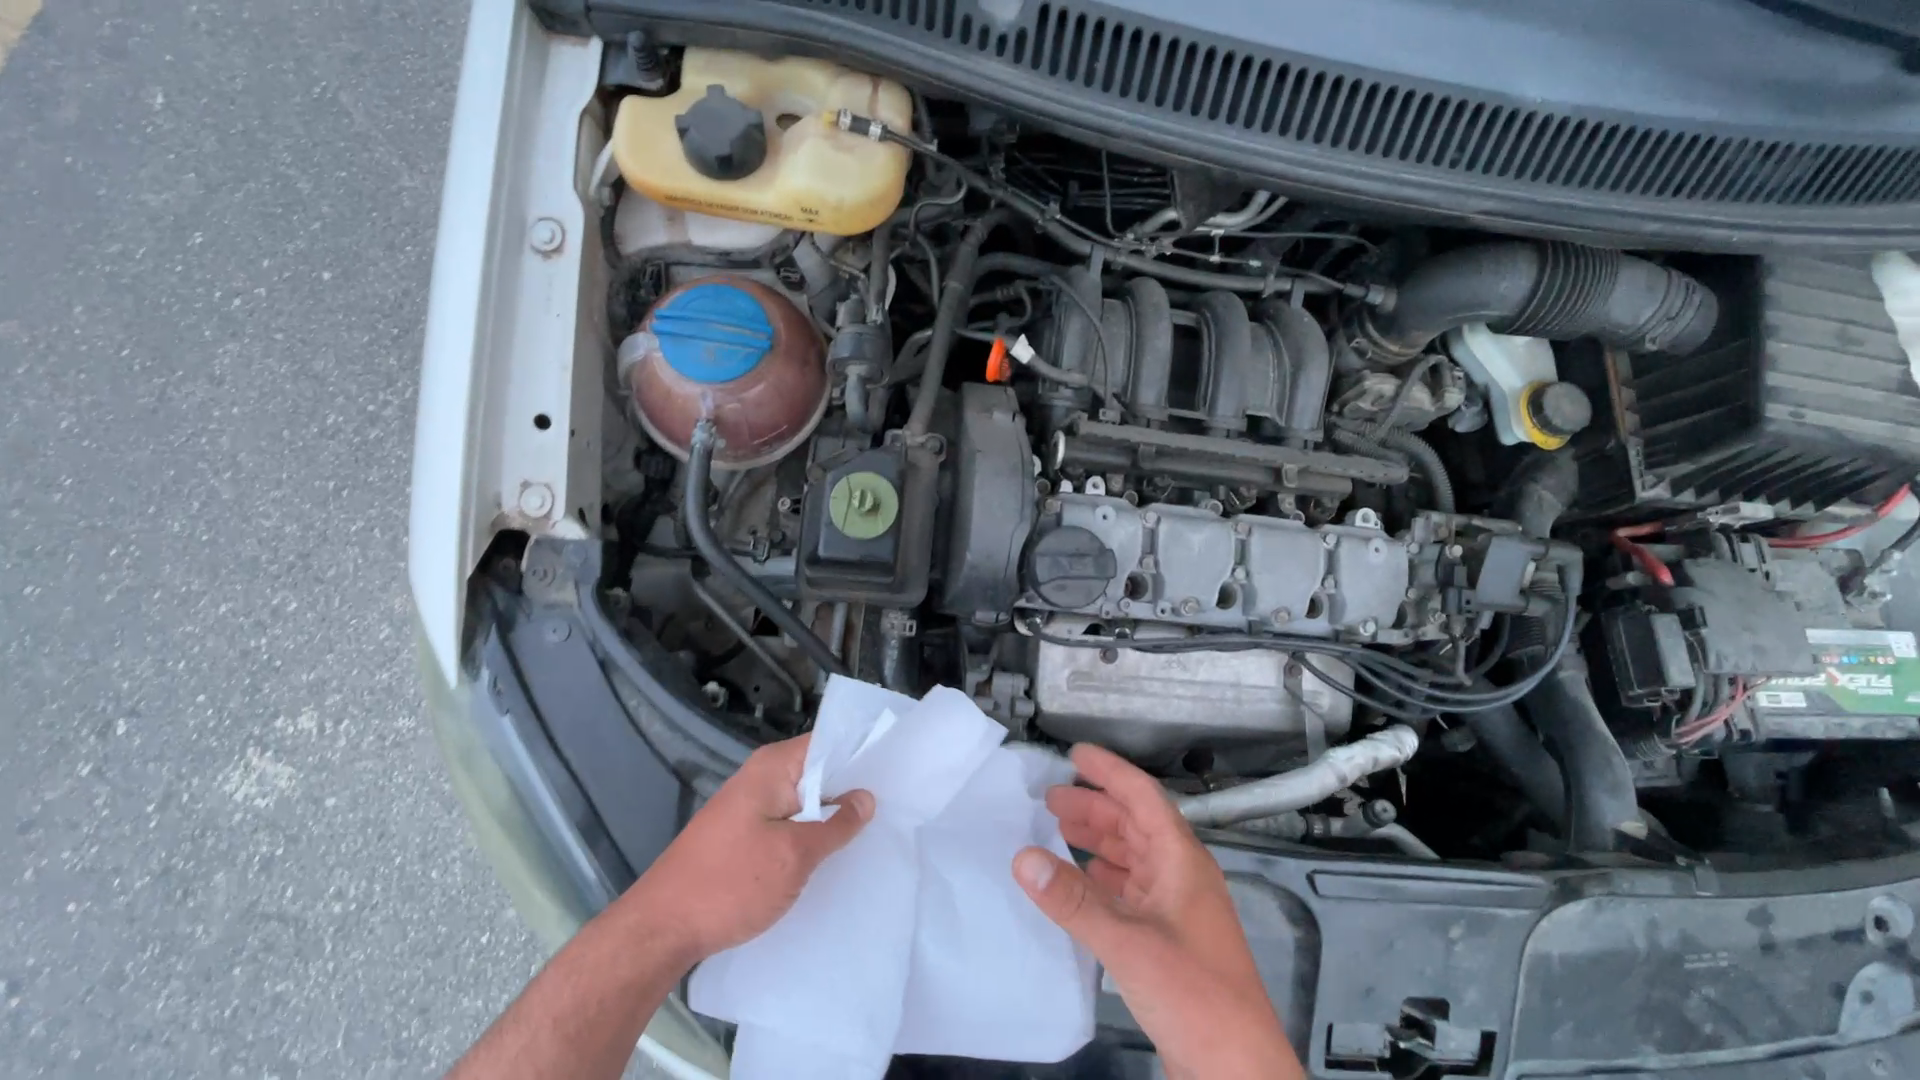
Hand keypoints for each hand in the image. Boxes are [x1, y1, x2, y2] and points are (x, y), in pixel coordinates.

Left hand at [622, 734, 873, 968]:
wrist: (662, 930)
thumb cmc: (731, 884)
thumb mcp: (795, 855)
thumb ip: (836, 825)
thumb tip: (866, 798)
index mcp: (772, 768)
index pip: (829, 743)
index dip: (863, 753)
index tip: (899, 769)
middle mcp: (761, 779)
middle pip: (819, 773)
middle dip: (853, 788)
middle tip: (898, 804)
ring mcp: (750, 809)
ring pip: (805, 803)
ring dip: (833, 816)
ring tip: (877, 830)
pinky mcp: (744, 838)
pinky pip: (789, 825)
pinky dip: (812, 836)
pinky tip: (837, 855)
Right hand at [1012, 744, 1302, 1079]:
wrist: (1237, 1069)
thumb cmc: (1194, 994)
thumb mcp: (1128, 943)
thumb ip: (1074, 900)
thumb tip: (1023, 856)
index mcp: (1182, 861)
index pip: (1144, 797)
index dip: (1110, 771)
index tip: (1075, 753)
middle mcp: (1181, 876)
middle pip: (1136, 824)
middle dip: (1095, 806)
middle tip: (1049, 798)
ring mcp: (1176, 910)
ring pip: (1133, 857)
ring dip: (1097, 840)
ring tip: (1056, 830)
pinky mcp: (1167, 940)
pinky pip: (1129, 891)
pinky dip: (1101, 879)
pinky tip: (1077, 883)